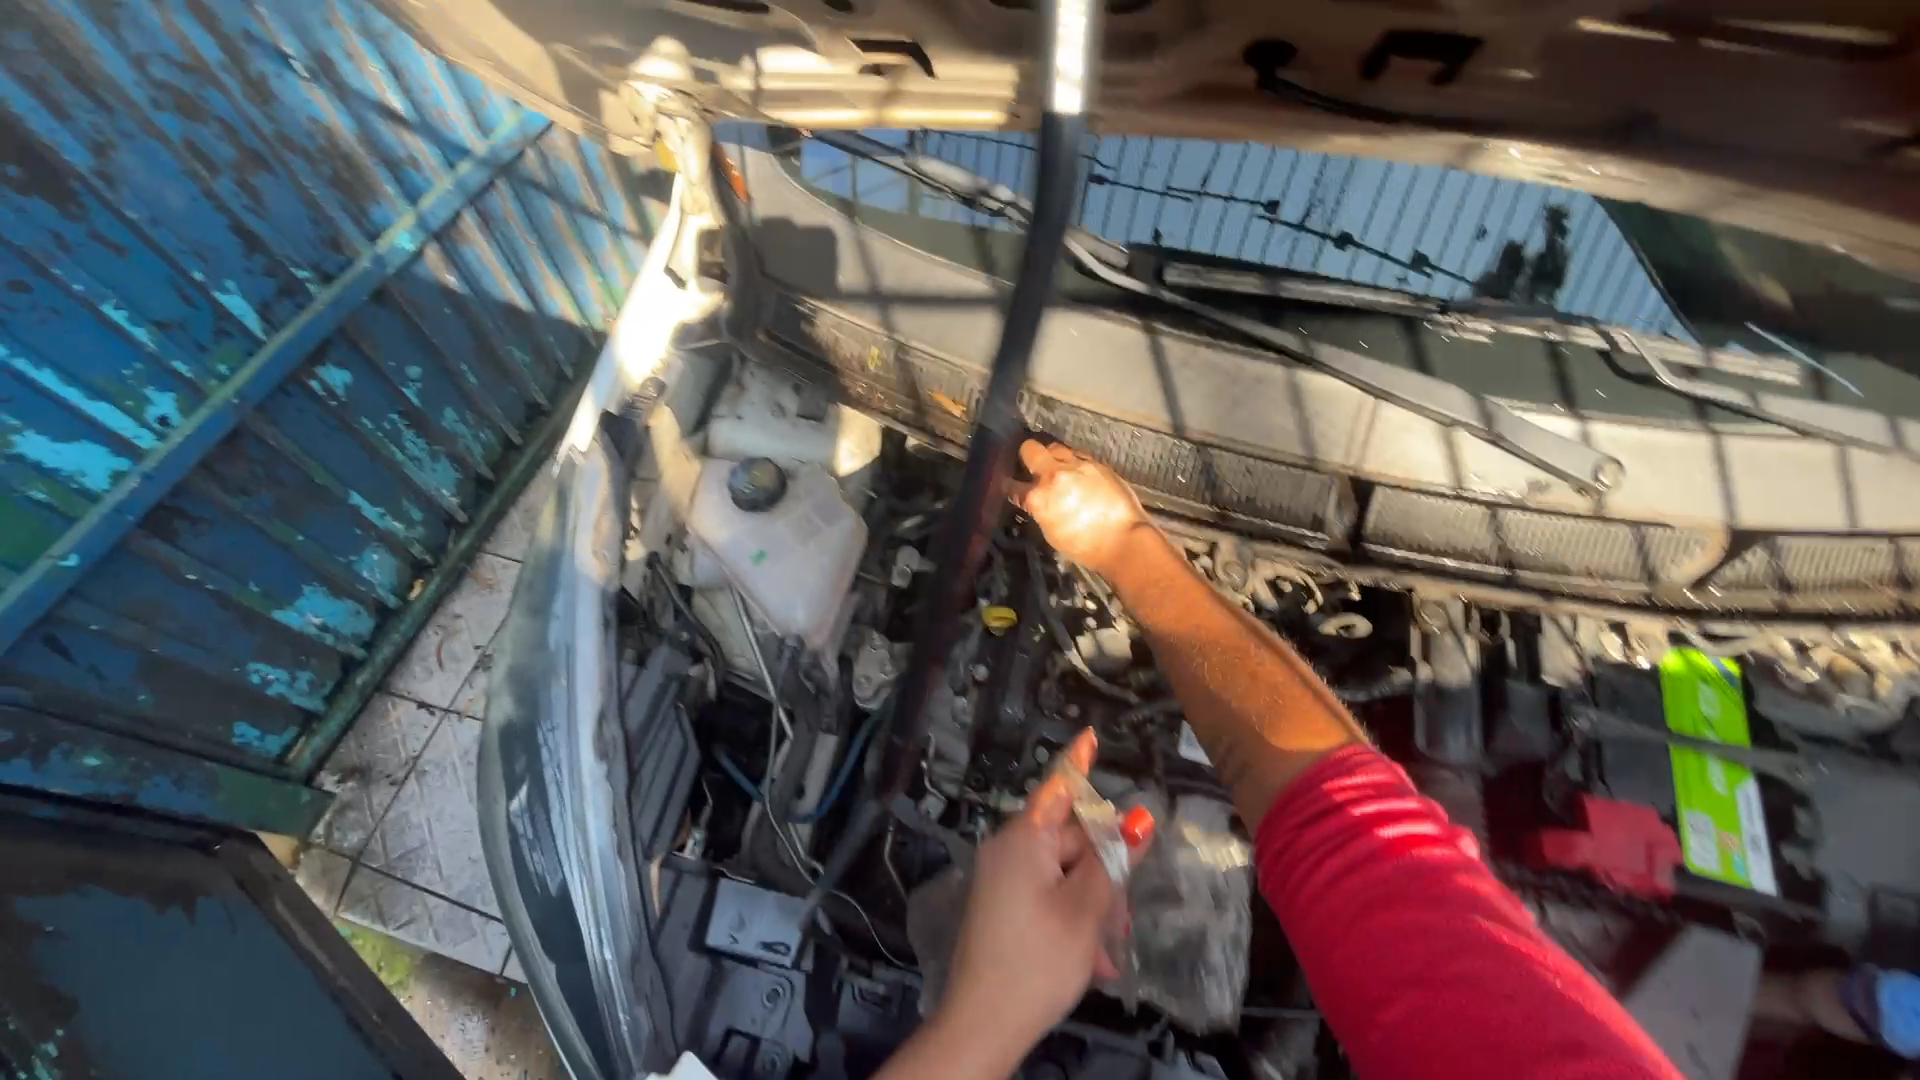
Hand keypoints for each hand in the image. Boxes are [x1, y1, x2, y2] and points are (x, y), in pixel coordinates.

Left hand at [934, 730, 1119, 1058]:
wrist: (981, 1025)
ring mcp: (1001, 879)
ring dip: (1092, 903)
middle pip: (1069, 838)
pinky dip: (1072, 917)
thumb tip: (1139, 818)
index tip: (1090, 733)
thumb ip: (1113, 861)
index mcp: (1024, 839)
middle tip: (1124, 915)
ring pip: (1062, 873)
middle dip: (1103, 870)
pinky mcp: (1001, 906)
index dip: (1078, 761)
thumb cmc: (1037, 960)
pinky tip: (1092, 959)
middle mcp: (1008, 849)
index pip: (1058, 787)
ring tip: (1108, 949)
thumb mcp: (1085, 910)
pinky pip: (1046, 895)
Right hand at [1012, 440, 1153, 577]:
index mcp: (1038, 497)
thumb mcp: (1051, 533)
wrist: (1123, 540)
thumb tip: (1037, 503)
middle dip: (1027, 456)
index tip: (1011, 488)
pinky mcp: (1097, 463)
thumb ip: (1040, 511)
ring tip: (1056, 467)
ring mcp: (1076, 465)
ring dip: (1052, 456)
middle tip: (1031, 466)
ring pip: (1055, 447)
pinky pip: (1078, 454)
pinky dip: (1074, 461)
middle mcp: (1053, 474)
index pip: (1012, 486)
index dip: (1010, 487)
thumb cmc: (1085, 546)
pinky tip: (1078, 472)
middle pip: (1030, 449)